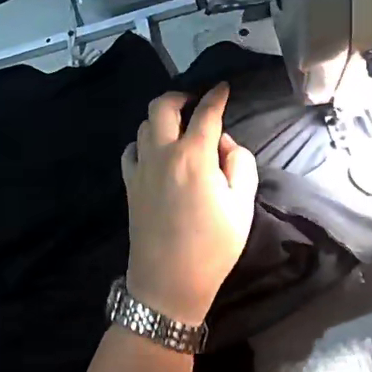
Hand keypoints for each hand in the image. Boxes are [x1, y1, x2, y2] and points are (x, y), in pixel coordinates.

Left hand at [121, 85, 258, 324]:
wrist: (167, 284)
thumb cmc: (212, 247)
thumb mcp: (243, 206)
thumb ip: (240, 165)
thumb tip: (226, 144)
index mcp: (193, 157)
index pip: (206, 113)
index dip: (217, 96)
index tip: (224, 87)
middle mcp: (162, 154)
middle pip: (162, 106)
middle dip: (181, 96)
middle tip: (196, 103)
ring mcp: (141, 168)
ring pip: (143, 125)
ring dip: (162, 119)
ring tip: (180, 128)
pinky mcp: (129, 185)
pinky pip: (131, 150)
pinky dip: (144, 142)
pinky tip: (157, 152)